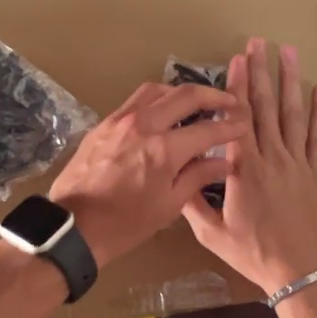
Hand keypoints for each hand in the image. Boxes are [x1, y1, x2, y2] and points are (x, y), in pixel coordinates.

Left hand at [48, 83, 242, 267]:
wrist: (73, 227)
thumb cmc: (125, 224)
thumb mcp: (168, 206)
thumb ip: (197, 177)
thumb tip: (223, 162)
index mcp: (163, 149)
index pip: (206, 129)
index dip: (230, 126)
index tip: (243, 124)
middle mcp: (143, 125)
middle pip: (184, 95)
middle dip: (212, 96)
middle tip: (228, 103)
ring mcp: (120, 120)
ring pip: (157, 90)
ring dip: (181, 92)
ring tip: (196, 104)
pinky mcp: (104, 123)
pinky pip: (136, 101)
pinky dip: (156, 100)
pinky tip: (163, 113)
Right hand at [182, 38, 316, 294]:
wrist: (299, 273)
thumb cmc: (252, 253)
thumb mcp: (211, 233)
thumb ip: (193, 202)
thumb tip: (174, 174)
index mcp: (244, 169)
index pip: (238, 119)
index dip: (237, 87)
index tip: (236, 60)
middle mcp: (272, 158)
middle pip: (264, 107)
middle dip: (260, 72)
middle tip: (258, 42)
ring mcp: (296, 163)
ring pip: (292, 114)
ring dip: (290, 81)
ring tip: (289, 52)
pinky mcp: (314, 173)